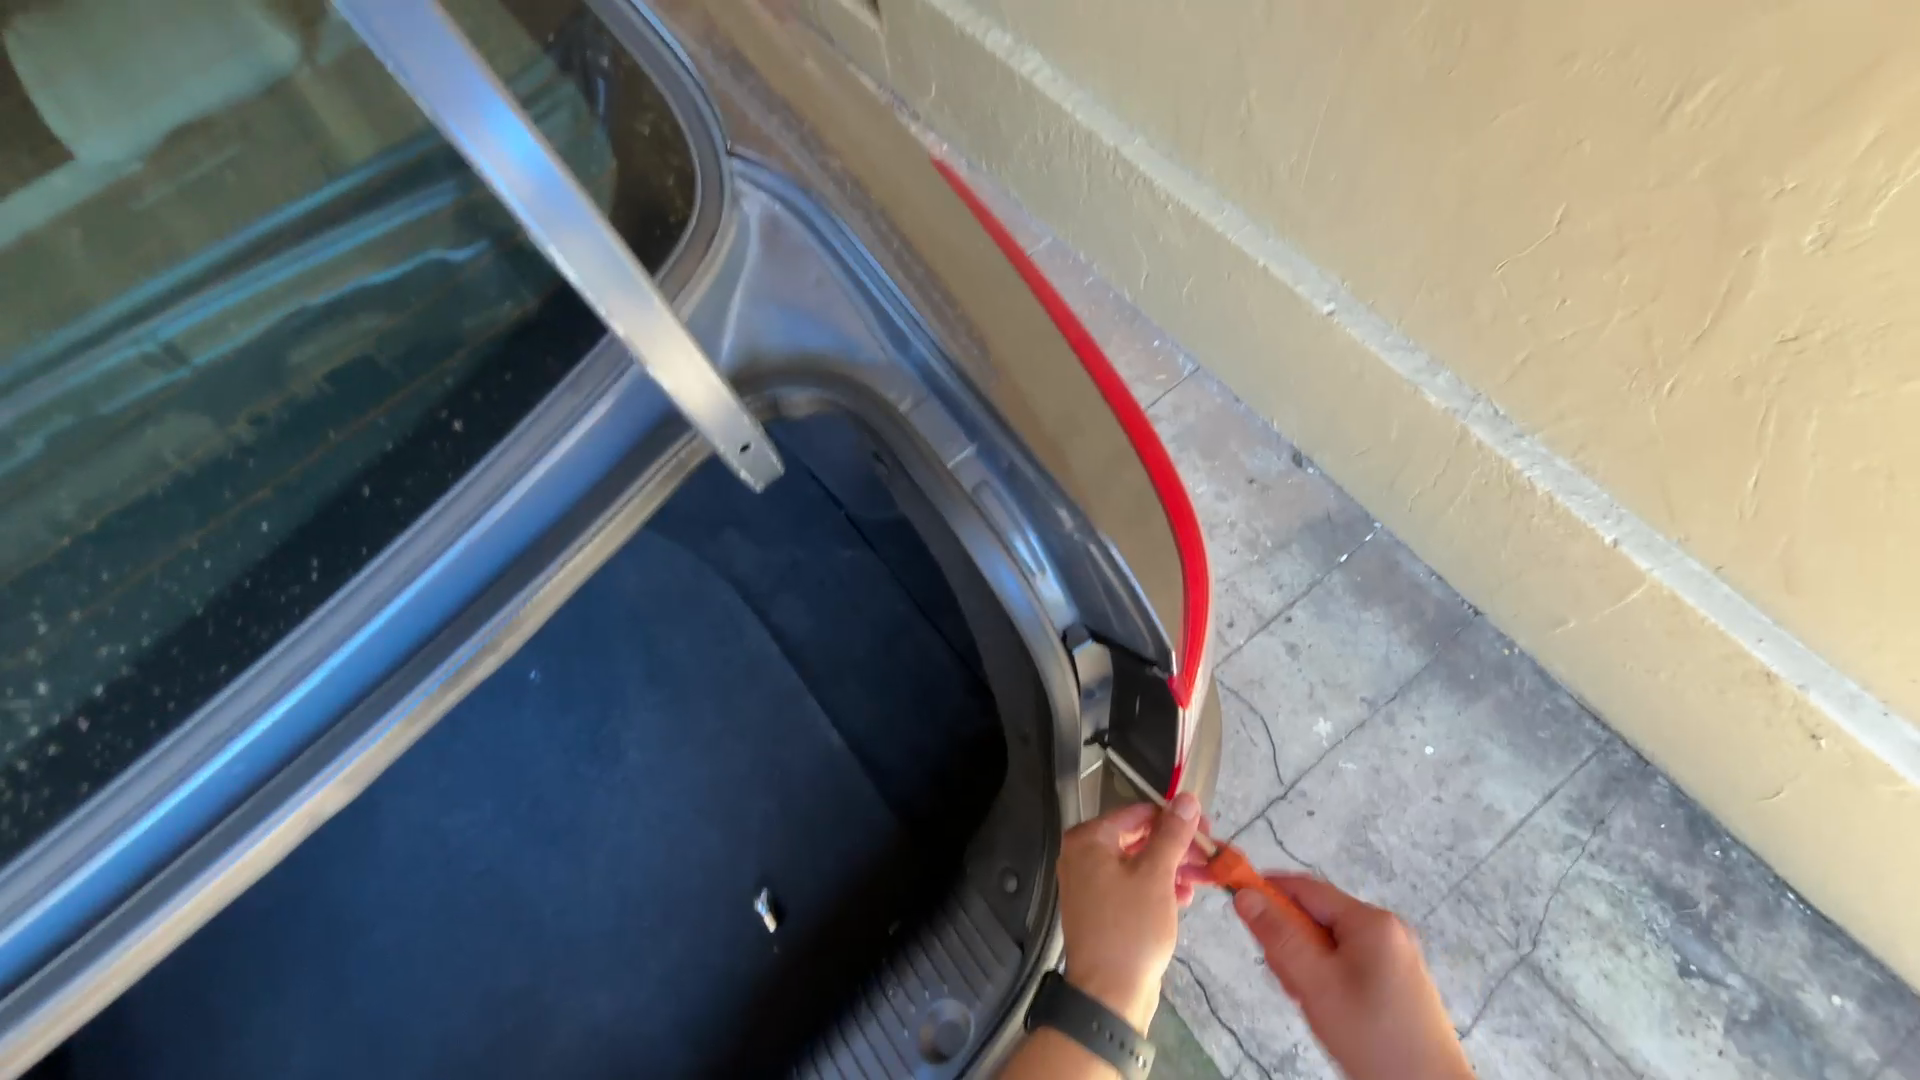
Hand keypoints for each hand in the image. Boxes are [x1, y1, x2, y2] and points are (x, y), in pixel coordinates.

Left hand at [1054, 794, 1208, 1029]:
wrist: (1109, 994)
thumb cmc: (1130, 928)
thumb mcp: (1156, 876)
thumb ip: (1172, 835)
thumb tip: (1186, 799)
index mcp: (1088, 839)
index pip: (1137, 813)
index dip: (1175, 818)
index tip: (1206, 827)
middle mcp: (1083, 855)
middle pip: (1138, 838)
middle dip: (1177, 847)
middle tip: (1210, 855)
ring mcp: (1090, 882)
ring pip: (1139, 863)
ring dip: (1172, 868)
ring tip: (1205, 878)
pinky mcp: (1102, 907)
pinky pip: (1133, 885)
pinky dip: (1158, 888)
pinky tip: (1185, 898)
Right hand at [1234, 874, 1473, 1079]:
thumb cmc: (1371, 1037)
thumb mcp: (1315, 984)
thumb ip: (1278, 936)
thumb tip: (1244, 894)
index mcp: (1371, 921)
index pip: (1306, 889)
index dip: (1268, 890)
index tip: (1237, 905)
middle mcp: (1386, 930)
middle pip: (1318, 917)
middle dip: (1291, 941)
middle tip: (1286, 979)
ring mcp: (1396, 957)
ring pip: (1330, 943)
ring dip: (1308, 964)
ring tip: (1309, 1001)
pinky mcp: (1398, 982)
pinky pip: (1348, 963)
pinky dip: (1328, 977)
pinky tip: (1328, 1009)